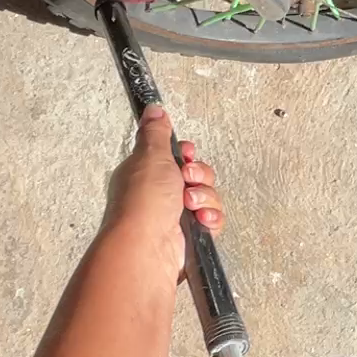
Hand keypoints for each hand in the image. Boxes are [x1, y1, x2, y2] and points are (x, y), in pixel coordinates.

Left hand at [101, 105, 223, 280]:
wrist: (148, 246)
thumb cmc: (143, 204)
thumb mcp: (150, 156)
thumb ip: (156, 132)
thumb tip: (153, 110)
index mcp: (147, 173)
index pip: (175, 156)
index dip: (186, 154)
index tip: (186, 154)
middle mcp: (160, 194)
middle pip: (197, 174)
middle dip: (199, 175)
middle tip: (187, 180)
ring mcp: (176, 216)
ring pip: (208, 197)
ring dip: (204, 198)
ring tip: (190, 206)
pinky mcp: (191, 235)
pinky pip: (213, 220)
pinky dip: (210, 219)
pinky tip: (200, 221)